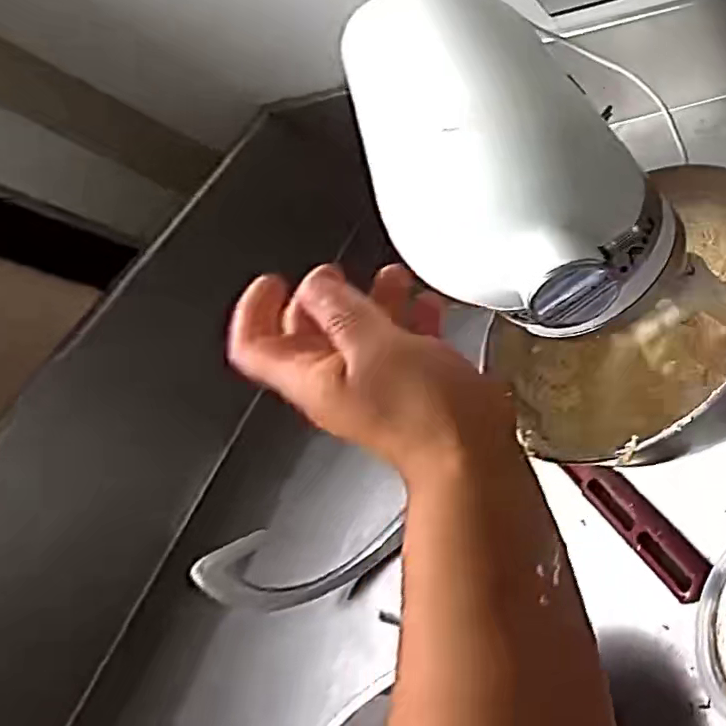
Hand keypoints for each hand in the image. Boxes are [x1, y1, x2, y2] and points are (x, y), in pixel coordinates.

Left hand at [227, 262, 515, 478]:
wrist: (469, 450)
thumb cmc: (423, 414)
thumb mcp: (376, 347)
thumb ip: (343, 312)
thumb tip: (316, 286)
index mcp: (313, 379)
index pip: (257, 345)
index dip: (256, 309)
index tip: (274, 281)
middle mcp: (339, 385)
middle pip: (312, 337)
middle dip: (324, 300)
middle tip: (336, 275)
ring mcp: (379, 386)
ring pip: (363, 337)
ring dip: (373, 304)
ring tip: (391, 278)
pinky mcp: (415, 387)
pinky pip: (404, 346)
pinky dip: (411, 320)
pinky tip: (427, 306)